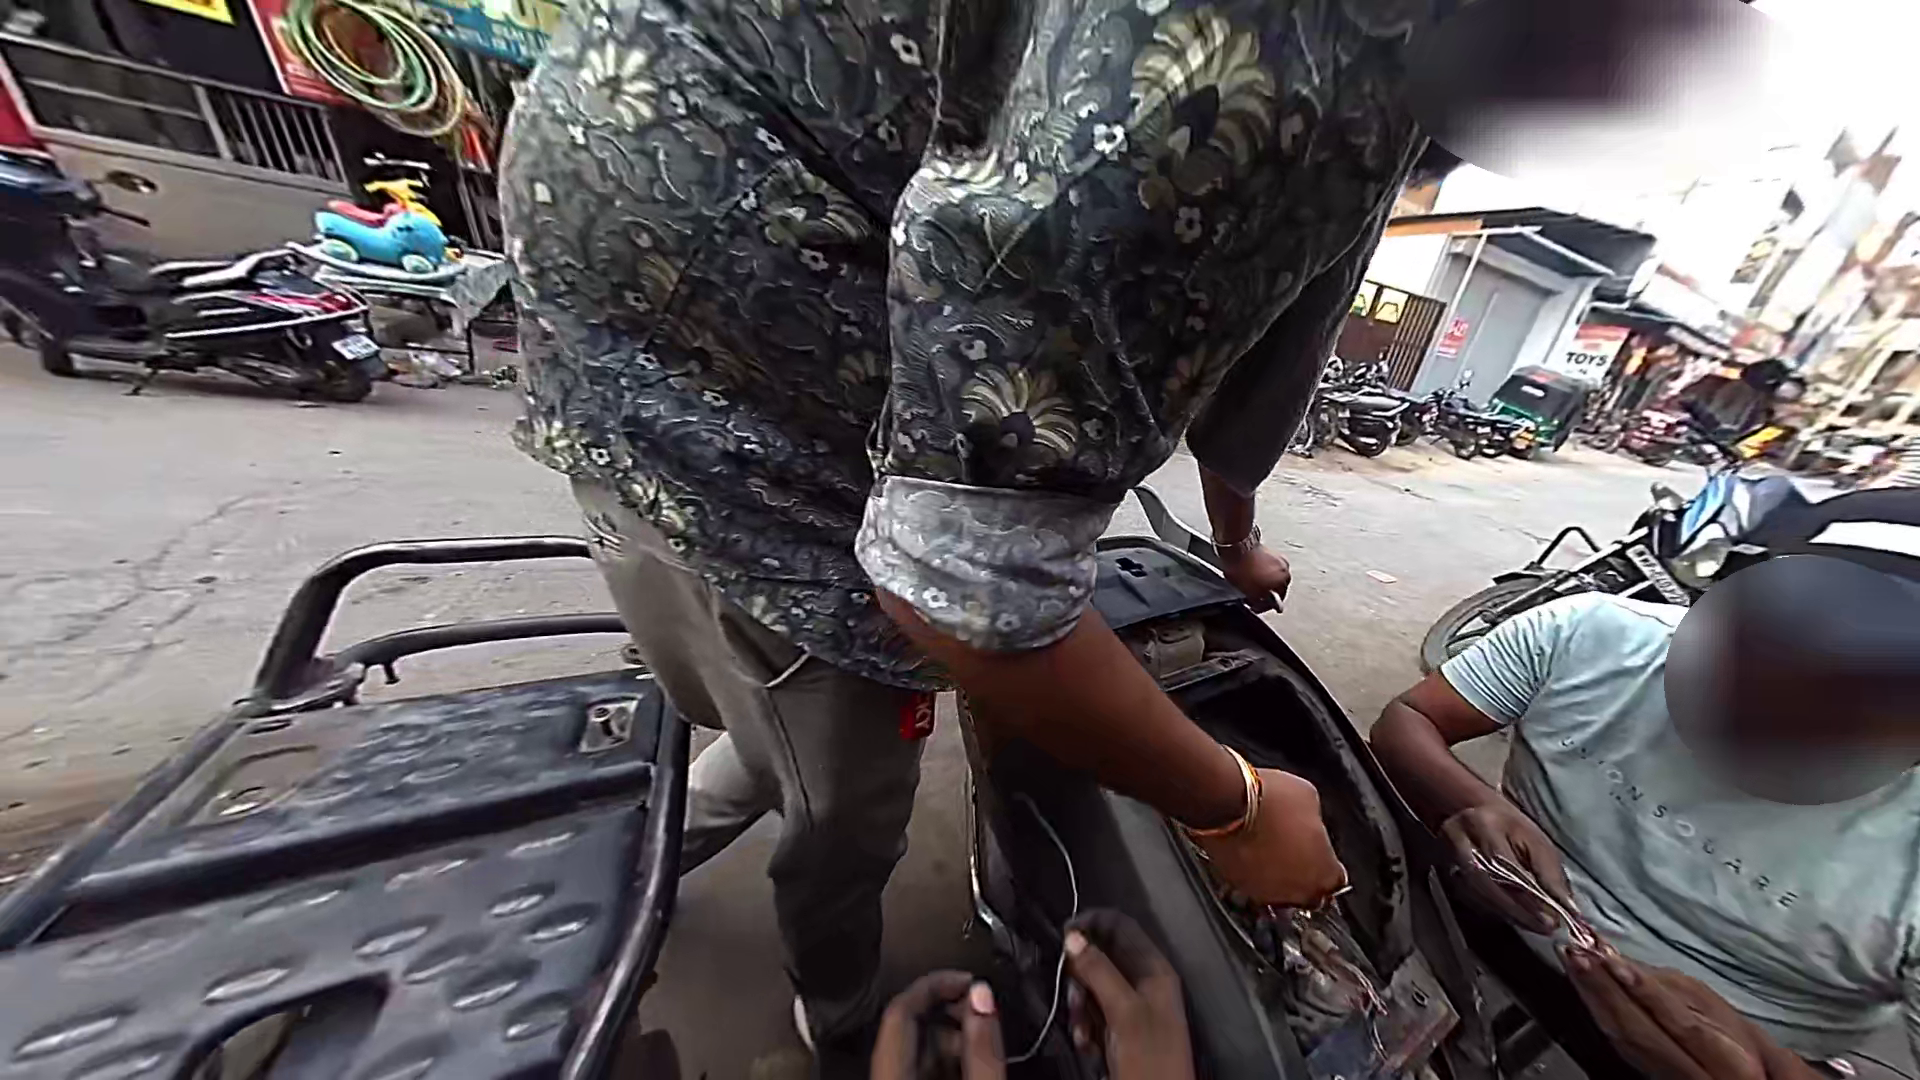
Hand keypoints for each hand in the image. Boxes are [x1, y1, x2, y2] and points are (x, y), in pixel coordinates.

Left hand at [871, 972, 1003, 1079]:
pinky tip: (970, 1067)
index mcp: (891, 1076)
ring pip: (915, 1049)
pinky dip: (944, 1061)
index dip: (935, 983)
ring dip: (950, 1037)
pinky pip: (917, 1069)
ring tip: (982, 1042)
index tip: (967, 980)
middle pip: (910, 1026)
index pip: (900, 1007)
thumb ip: (983, 1048)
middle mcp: (884, 1078)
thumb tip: (983, 995)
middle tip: (980, 1010)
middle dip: (949, 1011)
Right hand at [1064, 910, 1196, 1079]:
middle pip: (1102, 954)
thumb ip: (1098, 969)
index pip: (1120, 925)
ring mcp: (1131, 1009)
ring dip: (1080, 1003)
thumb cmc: (1150, 1062)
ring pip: (1093, 985)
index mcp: (1154, 969)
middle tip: (1071, 992)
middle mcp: (1143, 983)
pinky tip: (1086, 1044)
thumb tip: (1071, 935)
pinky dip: (1084, 1025)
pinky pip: (1092, 1013)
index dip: (1092, 923)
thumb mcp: (1124, 1012)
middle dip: (1082, 971)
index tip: (1064, 934)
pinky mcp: (1119, 1033)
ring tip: (1081, 1028)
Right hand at [1194, 768, 1347, 907]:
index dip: (1324, 859)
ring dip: (1275, 874)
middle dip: (1301, 873)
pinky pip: (1249, 883)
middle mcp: (1300, 892)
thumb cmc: (1268, 797)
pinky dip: (1249, 870)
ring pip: (1277, 891)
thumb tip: (1307, 820)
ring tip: (1264, 847)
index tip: (1314, 847)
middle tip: (1290, 849)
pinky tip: (1245, 849)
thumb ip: (1314, 819)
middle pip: (1308, 892)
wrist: (1225, 799)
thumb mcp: (1307, 796)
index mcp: (1326, 873)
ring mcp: (1267, 892)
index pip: (1336, 878)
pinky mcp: (1237, 885)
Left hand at [1219, 544, 1291, 609]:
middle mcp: (1285, 568)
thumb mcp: (1249, 593)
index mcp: (1285, 580)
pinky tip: (1248, 572)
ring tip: (1248, 584)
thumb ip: (1259, 601)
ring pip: (1271, 575)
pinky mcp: (1267, 549)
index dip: (1264, 606)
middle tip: (1252, 596)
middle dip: (1264, 592)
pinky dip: (1259, 571)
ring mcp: (1277, 557)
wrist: (1235, 545)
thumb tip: (1262, 604)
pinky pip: (1265, 565)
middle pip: (1276, 586)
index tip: (1255, 607)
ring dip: (1262, 581)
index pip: (1278, 599)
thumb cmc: (1243, 567)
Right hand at [1442, 799, 1575, 932]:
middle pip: (1480, 878)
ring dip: (1503, 910)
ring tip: (1531, 923)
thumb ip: (1551, 875)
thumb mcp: (1539, 844)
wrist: (1478, 814)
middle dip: (1512, 908)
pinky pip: (1465, 891)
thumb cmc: (1513, 829)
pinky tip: (1511, 913)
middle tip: (1540, 926)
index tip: (1550, 920)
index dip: (1526, 894)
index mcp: (1482, 824)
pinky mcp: (1442, 862)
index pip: (1501, 864)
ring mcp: (1444, 849)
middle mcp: (1456, 835)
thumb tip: (1565, 910)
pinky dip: (1491, 907)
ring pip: (1471, 888)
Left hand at [1564, 948, 1784, 1079]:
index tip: (1612, 959)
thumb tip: (1618, 958)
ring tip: (1570, 957)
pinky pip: (1610, 1036)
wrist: (1731, 1071)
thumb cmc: (1723, 1031)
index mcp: (1727, 1058)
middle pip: (1641, 1030)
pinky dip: (1591, 1003)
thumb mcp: (1707, 1004)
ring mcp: (1663, 1074)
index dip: (1646, 990)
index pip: (1683, 1025)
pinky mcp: (1639, 1068)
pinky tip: (1576, 978)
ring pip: (1618, 1034)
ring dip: (1589, 991)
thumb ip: (1664, 984)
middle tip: (1577, 953)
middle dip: (1603, 987)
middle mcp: (1696, 1074)